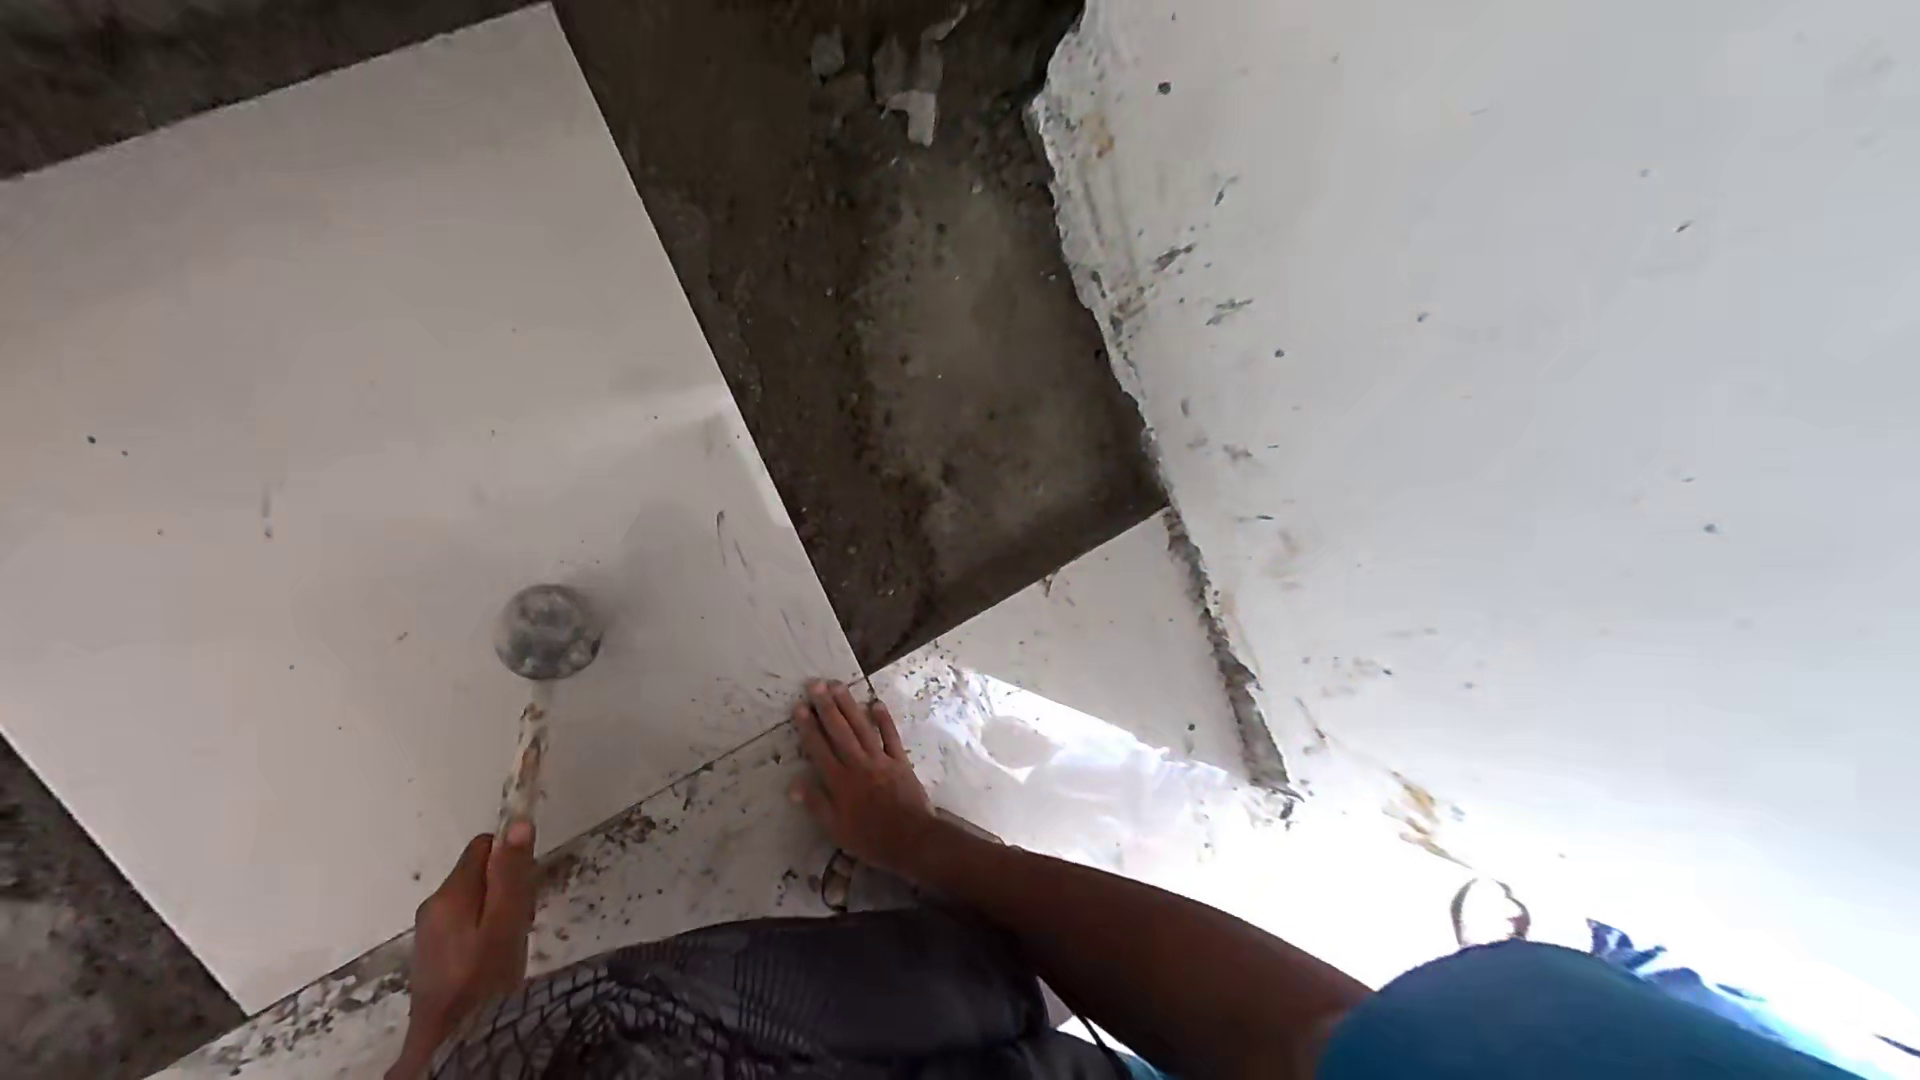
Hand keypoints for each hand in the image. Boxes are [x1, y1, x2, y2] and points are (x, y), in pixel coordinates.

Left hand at [388, 823, 536, 1078]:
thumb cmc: (486, 975)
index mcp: (450, 893)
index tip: (526, 880)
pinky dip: (487, 924)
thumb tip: (518, 822)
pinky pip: (468, 917)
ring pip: (476, 894)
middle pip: (481, 870)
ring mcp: (431, 930)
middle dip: (508, 882)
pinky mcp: (435, 950)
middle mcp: (434, 905)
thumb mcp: (508, 918)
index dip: (511, 855)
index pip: (484, 846)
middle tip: (523, 912)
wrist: (453, 1040)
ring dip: (500, 905)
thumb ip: (510, 871)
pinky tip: (498, 948)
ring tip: (513, 934)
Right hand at [789, 680, 940, 877]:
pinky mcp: (900, 761)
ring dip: (849, 705)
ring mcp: (881, 759)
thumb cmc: (870, 838)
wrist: (911, 839)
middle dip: (826, 706)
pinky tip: (876, 703)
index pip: (819, 749)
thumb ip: (816, 804)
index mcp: (840, 781)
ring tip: (838, 685)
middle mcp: (858, 764)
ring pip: (862, 727)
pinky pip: (890, 736)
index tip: (800, 706)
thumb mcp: (836, 829)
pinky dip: (883, 719)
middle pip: (839, 731)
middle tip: (816, 684)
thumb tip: (793, 785)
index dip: (809, 727)